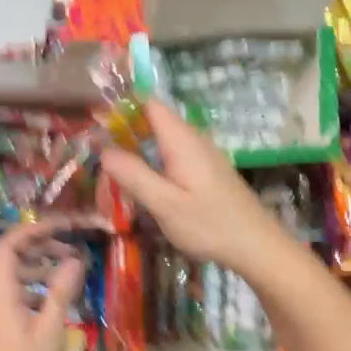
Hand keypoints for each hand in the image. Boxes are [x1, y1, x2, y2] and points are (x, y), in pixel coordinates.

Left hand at [0, 223, 86, 350]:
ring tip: (70, 279)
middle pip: (10, 259)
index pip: (8, 245)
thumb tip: (74, 259)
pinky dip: (34, 292)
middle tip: (73, 254)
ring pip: (13, 280)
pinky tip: (56, 305)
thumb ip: (61, 291)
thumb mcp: (50, 330)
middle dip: (41, 250)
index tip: (63, 227)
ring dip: (40, 272)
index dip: (34, 230)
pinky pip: (12, 298)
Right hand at [99, 102, 294, 276]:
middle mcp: (193, 140)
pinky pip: (173, 155)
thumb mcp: (165, 204)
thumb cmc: (210, 225)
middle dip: (124, 130)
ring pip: (163, 140)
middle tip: (95, 151)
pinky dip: (153, 162)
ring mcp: (202, 155)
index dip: (121, 106)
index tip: (94, 120)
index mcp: (182, 141)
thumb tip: (104, 151)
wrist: (256, 246)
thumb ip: (134, 176)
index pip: (149, 104)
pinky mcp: (206, 172)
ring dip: (137, 148)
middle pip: (154, 121)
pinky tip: (143, 184)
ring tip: (111, 168)